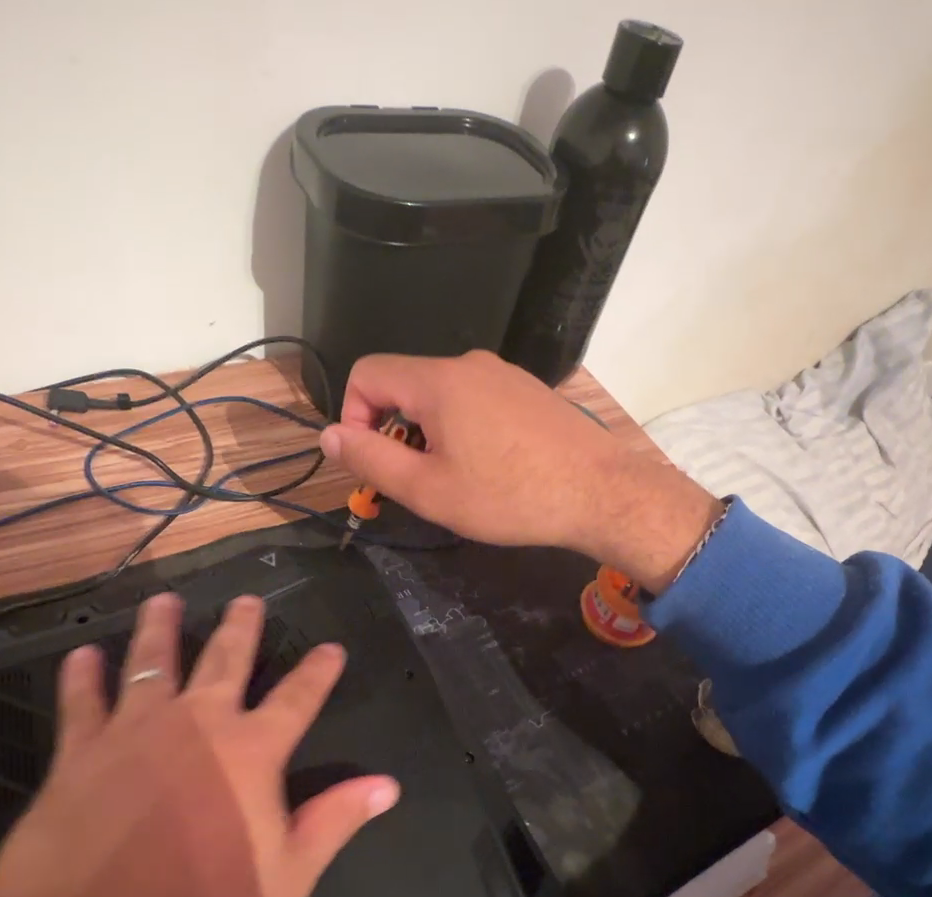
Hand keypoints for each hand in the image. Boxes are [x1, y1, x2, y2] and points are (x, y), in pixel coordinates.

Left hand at [0, 593, 398, 896]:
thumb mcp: (288, 876)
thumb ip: (335, 821)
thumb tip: (387, 785)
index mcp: (252, 750)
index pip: (297, 699)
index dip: (317, 672)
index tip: (331, 648)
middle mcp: (197, 723)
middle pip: (225, 661)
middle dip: (240, 628)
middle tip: (246, 600)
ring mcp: (135, 730)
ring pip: (152, 663)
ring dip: (160, 629)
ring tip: (164, 601)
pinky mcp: (80, 751)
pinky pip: (82, 702)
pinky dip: (83, 677)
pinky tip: (84, 656)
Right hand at [319, 350, 720, 589]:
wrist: (603, 493)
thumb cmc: (510, 497)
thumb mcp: (429, 489)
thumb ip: (371, 459)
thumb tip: (329, 435)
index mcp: (439, 381)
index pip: (367, 372)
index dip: (353, 416)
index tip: (374, 463)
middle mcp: (469, 364)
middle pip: (404, 384)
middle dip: (394, 430)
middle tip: (418, 482)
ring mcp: (504, 374)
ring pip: (441, 396)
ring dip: (430, 434)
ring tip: (458, 480)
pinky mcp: (528, 390)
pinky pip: (475, 400)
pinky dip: (464, 429)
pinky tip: (492, 468)